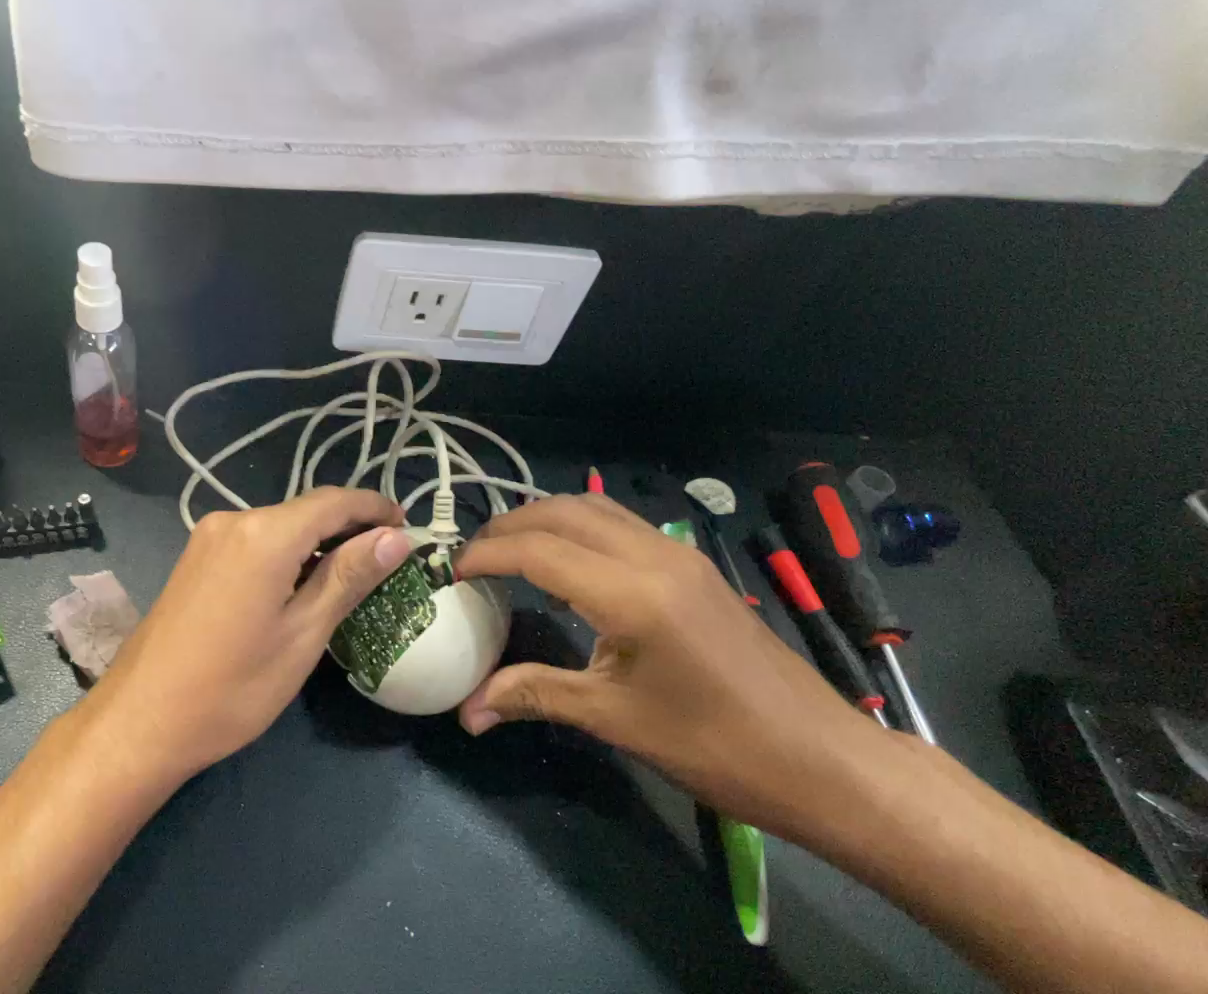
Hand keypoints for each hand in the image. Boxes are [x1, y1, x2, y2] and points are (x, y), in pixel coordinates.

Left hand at [89, 487, 412, 779]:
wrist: (141, 719)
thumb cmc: (233, 687)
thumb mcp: (303, 634)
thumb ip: (348, 578)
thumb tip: (394, 537)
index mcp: (264, 533)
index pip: (334, 501)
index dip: (375, 508)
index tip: (409, 527)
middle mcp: (233, 520)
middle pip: (305, 510)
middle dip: (349, 528)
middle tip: (389, 559)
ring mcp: (207, 538)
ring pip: (279, 526)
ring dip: (318, 543)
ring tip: (355, 576)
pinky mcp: (195, 559)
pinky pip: (254, 542)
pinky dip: (287, 554)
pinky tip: (304, 585)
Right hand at [453, 494, 892, 835]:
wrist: (821, 759)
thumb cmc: (716, 745)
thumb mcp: (615, 719)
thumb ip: (534, 696)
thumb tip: (467, 713)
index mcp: (633, 594)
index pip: (539, 551)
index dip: (485, 556)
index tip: (448, 574)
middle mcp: (656, 557)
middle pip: (563, 512)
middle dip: (507, 527)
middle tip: (470, 558)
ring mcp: (680, 556)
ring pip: (595, 509)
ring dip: (543, 520)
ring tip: (506, 553)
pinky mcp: (693, 567)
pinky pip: (621, 526)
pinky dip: (577, 531)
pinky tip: (563, 570)